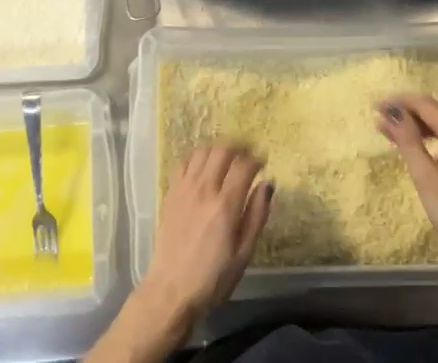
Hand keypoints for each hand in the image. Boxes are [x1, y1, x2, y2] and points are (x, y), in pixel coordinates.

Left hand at [138, 144, 273, 320]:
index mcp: (225, 205)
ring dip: (217, 149)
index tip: (263, 161)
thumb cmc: (214, 278)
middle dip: (238, 147)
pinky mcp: (170, 193)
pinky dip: (196, 157)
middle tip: (248, 155)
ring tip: (226, 158)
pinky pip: (183, 162)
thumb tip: (267, 184)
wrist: (172, 290)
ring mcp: (184, 189)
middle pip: (221, 150)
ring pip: (201, 151)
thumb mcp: (244, 252)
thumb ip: (257, 215)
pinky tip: (203, 167)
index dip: (256, 158)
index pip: (244, 166)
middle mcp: (203, 189)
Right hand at [376, 93, 437, 277]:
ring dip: (416, 124)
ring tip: (390, 132)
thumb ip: (408, 139)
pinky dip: (430, 136)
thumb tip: (390, 112)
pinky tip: (413, 144)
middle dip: (407, 113)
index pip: (426, 104)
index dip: (399, 102)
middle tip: (379, 121)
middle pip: (435, 111)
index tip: (375, 107)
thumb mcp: (425, 176)